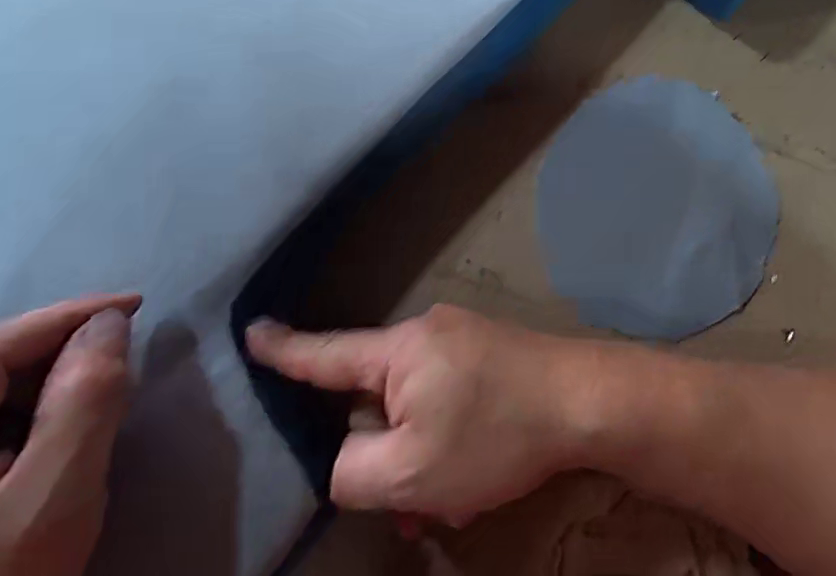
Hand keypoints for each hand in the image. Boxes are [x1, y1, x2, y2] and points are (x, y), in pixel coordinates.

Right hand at [247, 305, 585, 525]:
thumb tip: (342, 456)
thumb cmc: (495, 433)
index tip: (250, 330)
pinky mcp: (491, 356)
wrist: (585, 402)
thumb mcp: (410, 473)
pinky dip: (448, 444)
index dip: (283, 350)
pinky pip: (449, 401)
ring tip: (446, 505)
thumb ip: (352, 471)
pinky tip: (470, 483)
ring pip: (417, 409)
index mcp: (400, 350)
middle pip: (376, 397)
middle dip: (380, 453)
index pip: (325, 353)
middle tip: (399, 505)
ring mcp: (464, 341)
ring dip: (421, 459)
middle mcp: (428, 334)